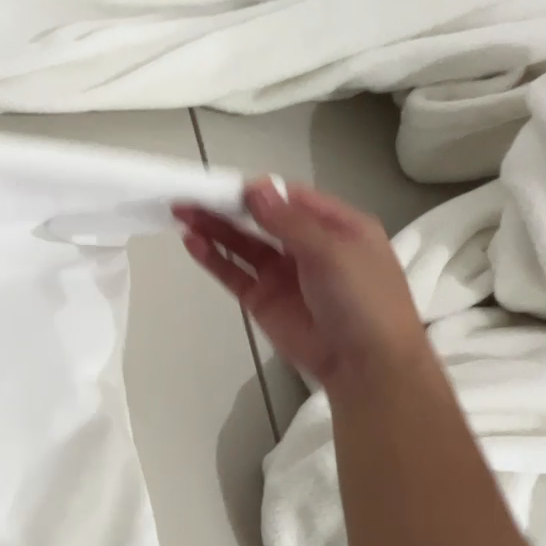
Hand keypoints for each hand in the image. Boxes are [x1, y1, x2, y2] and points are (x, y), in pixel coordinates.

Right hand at [173, 178, 431, 397]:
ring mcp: (281, 273)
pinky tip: (192, 243)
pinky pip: (232, 272)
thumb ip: (288, 221)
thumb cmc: (362, 298)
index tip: (224, 185)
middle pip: (260, 220)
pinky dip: (212, 257)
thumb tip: (254, 188)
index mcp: (337, 226)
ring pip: (241, 244)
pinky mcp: (260, 297)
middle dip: (227, 208)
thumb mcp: (331, 251)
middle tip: (190, 198)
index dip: (257, 191)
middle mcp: (308, 245)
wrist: (363, 360)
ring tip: (182, 215)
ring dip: (214, 229)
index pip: (290, 199)